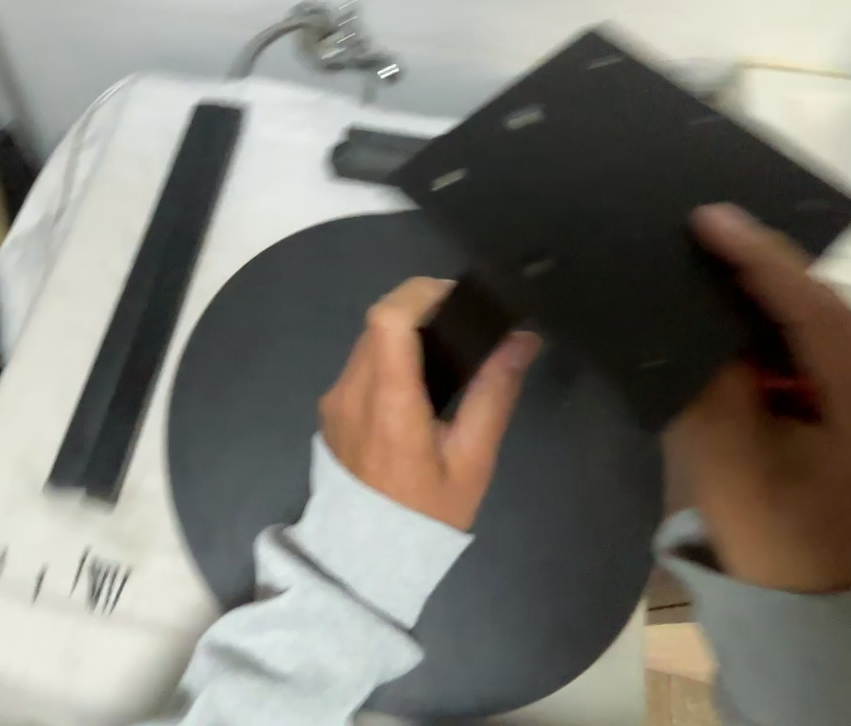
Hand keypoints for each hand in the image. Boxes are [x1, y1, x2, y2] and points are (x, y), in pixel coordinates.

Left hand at [319, 277, 542, 530]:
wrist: (365, 555)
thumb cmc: (426, 513)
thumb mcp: (472, 461)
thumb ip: (493, 394)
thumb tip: (520, 339)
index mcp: (388, 402)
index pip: (388, 319)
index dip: (421, 295)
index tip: (457, 299)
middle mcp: (351, 390)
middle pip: (379, 322)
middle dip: (420, 309)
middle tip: (463, 324)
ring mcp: (335, 397)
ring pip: (367, 338)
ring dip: (403, 331)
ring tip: (445, 350)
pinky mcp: (330, 405)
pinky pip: (360, 361)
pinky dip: (388, 354)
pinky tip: (418, 378)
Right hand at [670, 204, 850, 592]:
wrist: (821, 609)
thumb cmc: (770, 537)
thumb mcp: (727, 454)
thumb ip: (720, 373)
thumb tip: (707, 307)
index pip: (822, 316)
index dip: (762, 260)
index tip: (711, 217)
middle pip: (842, 312)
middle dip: (774, 267)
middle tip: (712, 230)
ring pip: (846, 323)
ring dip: (785, 292)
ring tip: (727, 256)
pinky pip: (849, 348)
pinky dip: (800, 323)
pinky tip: (759, 306)